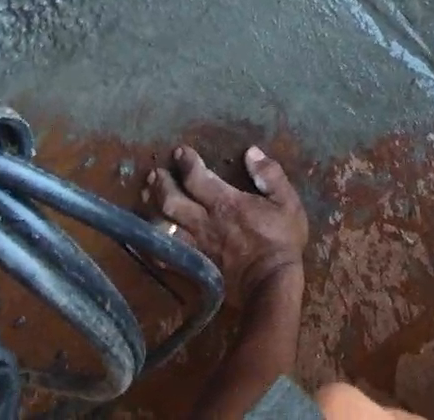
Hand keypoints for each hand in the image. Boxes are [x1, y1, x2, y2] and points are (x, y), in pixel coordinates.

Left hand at [144, 146, 308, 308]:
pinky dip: (151, 242)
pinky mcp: (193, 263)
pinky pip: (164, 253)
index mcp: (226, 203)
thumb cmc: (281, 239)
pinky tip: (146, 233)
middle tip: (155, 172)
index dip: (186, 162)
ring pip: (163, 225)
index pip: (197, 178)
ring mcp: (196, 244)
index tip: (179, 152)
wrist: (271, 281)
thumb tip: (252, 152)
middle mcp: (204, 222)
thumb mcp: (287, 201)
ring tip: (146, 194)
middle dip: (161, 184)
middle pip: (171, 201)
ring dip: (151, 208)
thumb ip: (270, 175)